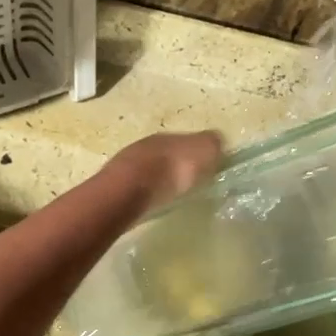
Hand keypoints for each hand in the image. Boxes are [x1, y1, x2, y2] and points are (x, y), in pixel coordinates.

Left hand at [103, 131, 224, 210]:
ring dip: (160, 178)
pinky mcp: (118, 184)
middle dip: (178, 165)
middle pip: (168, 153)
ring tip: (171, 194)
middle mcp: (149, 144)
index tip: (207, 168)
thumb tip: (217, 140)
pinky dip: (147, 191)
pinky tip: (153, 201)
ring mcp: (130, 163)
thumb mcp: (203, 152)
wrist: (131, 187)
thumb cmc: (173, 169)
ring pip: (151, 168)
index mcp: (171, 135)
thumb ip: (212, 144)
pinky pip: (139, 185)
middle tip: (190, 182)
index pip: (189, 140)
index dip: (199, 154)